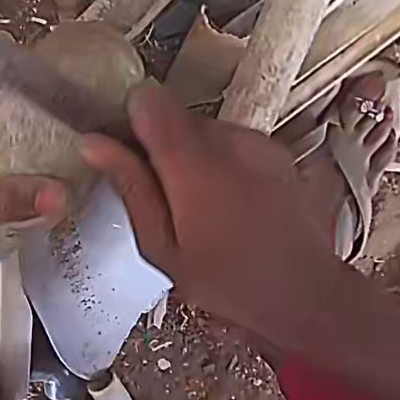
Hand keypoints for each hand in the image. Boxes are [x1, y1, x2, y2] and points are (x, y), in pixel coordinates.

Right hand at [79, 83, 343, 344]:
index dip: (130, 121)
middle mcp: (231, 142)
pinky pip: (231, 139)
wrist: (306, 294)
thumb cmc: (226, 281)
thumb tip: (93, 143)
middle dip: (160, 147)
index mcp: (196, 168)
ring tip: (198, 204)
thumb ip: (130, 187)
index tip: (125, 153)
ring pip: (203, 128)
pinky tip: (227, 200)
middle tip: (162, 196)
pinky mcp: (277, 149)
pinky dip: (219, 160)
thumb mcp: (162, 247)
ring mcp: (259, 142)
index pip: (150, 104)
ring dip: (190, 155)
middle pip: (176, 117)